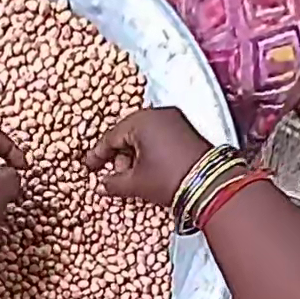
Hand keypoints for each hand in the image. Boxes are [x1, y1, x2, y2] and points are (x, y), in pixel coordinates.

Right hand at [87, 107, 214, 207]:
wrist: (210, 185)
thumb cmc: (169, 179)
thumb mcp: (135, 183)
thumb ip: (113, 183)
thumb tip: (103, 184)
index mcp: (141, 121)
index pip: (111, 136)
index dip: (98, 155)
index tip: (89, 167)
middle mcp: (158, 114)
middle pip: (127, 133)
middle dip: (119, 155)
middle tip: (113, 174)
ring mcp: (174, 120)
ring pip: (143, 135)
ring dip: (134, 155)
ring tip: (132, 176)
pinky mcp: (185, 131)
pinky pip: (158, 136)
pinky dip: (148, 151)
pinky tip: (147, 169)